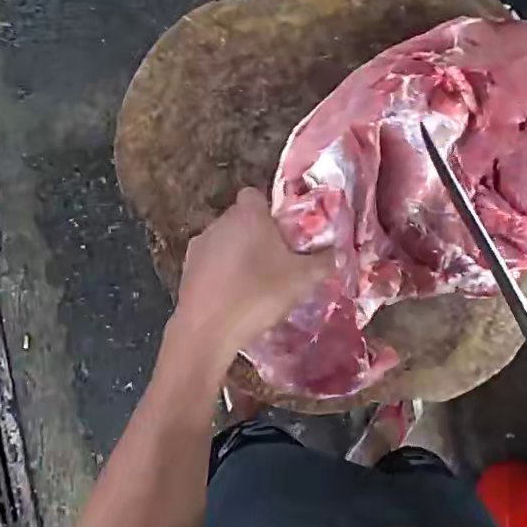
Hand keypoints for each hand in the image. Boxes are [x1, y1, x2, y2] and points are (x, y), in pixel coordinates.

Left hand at [173, 188, 332, 354]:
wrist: (206, 331)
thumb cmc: (258, 293)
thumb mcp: (303, 278)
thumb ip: (325, 262)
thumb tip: (339, 253)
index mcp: (248, 215)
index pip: (256, 195)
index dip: (271, 210)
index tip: (286, 231)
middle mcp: (220, 223)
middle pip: (242, 219)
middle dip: (259, 235)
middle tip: (281, 259)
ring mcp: (199, 246)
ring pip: (226, 242)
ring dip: (240, 255)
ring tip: (259, 282)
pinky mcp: (187, 271)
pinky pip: (212, 264)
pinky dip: (224, 274)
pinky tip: (238, 298)